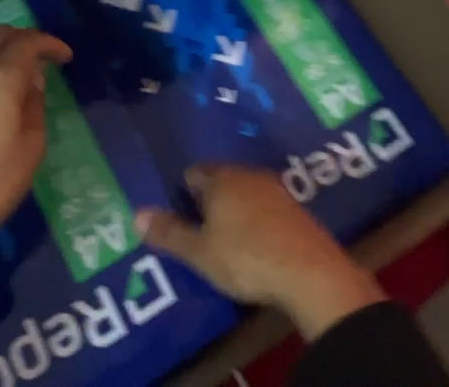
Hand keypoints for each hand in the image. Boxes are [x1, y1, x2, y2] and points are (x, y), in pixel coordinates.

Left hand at [0, 24, 72, 276]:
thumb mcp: (31, 148)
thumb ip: (35, 106)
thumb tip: (32, 82)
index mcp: (1, 78)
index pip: (28, 42)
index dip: (50, 43)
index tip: (66, 57)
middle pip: (0, 35)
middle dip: (26, 39)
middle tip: (45, 58)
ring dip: (1, 48)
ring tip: (18, 71)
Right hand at [135, 164, 386, 339]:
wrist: (311, 274)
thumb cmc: (247, 258)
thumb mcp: (200, 253)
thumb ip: (170, 233)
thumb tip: (137, 214)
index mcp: (221, 179)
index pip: (193, 174)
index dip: (182, 194)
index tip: (178, 217)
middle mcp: (248, 175)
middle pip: (220, 180)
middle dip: (208, 200)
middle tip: (199, 231)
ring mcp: (276, 190)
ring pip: (245, 193)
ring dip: (235, 210)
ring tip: (226, 239)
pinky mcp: (296, 211)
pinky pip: (266, 208)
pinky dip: (257, 221)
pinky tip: (256, 245)